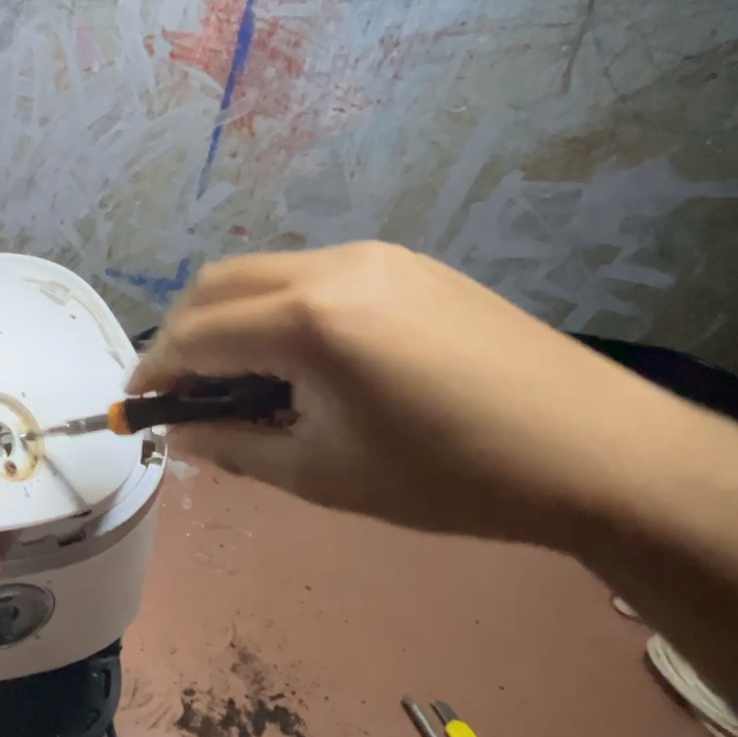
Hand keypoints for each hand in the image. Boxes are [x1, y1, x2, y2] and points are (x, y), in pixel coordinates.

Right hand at [128, 241, 733, 546]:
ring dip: (226, 318)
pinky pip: (308, 273)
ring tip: (236, 376)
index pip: (195, 335)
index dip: (154, 371)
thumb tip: (180, 434)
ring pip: (260, 272)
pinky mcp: (404, 263)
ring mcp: (373, 257)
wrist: (601, 454)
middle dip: (181, 336)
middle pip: (216, 285)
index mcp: (309, 324)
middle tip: (180, 391)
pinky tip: (295, 356)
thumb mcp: (322, 474)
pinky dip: (273, 308)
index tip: (136, 406)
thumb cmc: (449, 478)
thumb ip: (233, 447)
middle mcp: (332, 269)